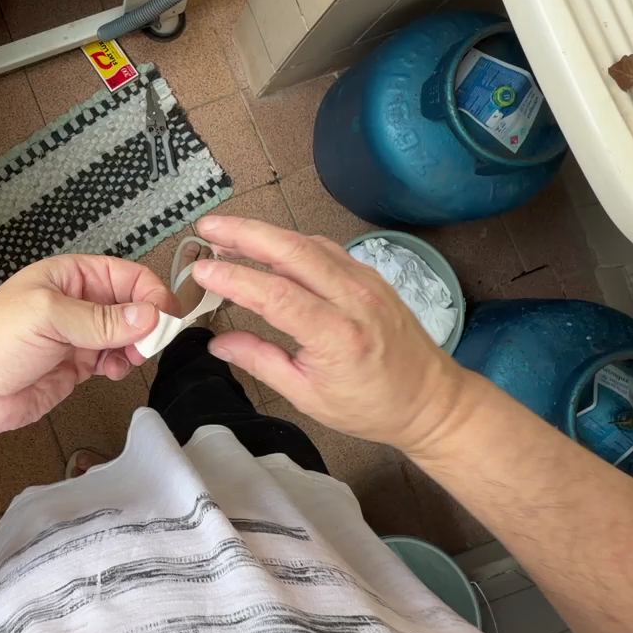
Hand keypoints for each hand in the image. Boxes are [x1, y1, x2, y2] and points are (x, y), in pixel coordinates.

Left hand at [0, 255, 177, 448]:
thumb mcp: (49, 317)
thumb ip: (101, 319)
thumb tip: (151, 316)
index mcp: (70, 275)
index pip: (125, 275)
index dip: (149, 292)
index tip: (165, 317)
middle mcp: (79, 301)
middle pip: (131, 304)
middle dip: (146, 323)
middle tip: (149, 344)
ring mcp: (80, 334)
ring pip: (127, 334)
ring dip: (136, 346)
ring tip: (128, 360)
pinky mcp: (79, 364)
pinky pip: (114, 358)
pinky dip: (122, 364)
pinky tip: (112, 371)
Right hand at [188, 215, 487, 458]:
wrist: (431, 401)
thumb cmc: (371, 406)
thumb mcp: (308, 396)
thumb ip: (260, 362)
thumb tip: (217, 342)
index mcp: (337, 336)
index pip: (276, 295)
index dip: (235, 278)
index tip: (201, 269)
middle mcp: (353, 300)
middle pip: (293, 251)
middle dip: (245, 233)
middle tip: (207, 227)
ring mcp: (365, 282)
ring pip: (308, 243)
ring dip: (265, 233)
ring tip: (226, 232)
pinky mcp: (369, 275)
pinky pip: (324, 248)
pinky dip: (290, 241)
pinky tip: (267, 243)